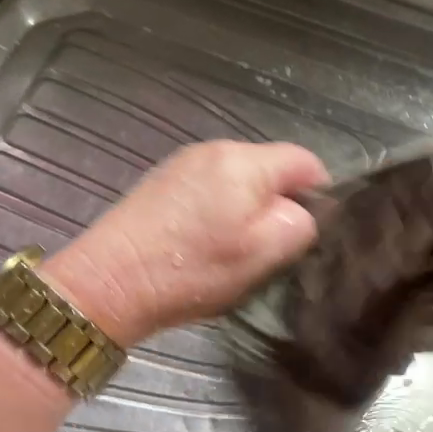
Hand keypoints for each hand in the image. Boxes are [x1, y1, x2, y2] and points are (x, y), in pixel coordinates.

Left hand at [42, 140, 329, 343]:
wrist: (111, 282)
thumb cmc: (194, 270)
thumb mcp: (263, 254)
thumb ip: (300, 225)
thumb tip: (303, 213)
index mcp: (245, 160)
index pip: (306, 162)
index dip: (321, 196)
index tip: (313, 234)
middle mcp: (215, 149)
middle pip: (270, 170)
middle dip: (279, 205)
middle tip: (272, 250)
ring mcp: (183, 164)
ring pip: (238, 183)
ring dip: (246, 212)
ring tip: (235, 252)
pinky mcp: (161, 184)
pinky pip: (208, 191)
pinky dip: (217, 214)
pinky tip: (204, 246)